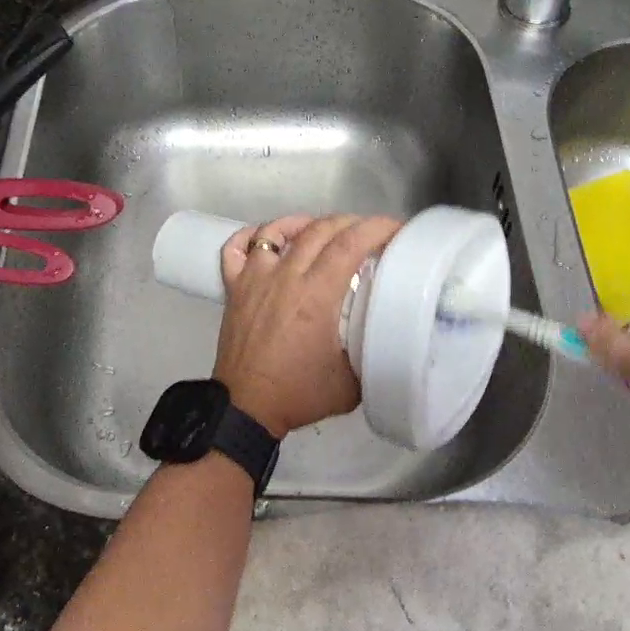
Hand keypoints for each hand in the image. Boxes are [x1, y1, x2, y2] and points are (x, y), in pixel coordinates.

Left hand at [212, 214, 401, 437]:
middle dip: (350, 223)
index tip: (395, 230)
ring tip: (324, 230)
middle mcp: (285, 276)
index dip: (377, 228)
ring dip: (306, 223)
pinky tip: (270, 238)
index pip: (350, 244)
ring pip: (278, 231)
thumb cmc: (299, 394)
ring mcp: (255, 278)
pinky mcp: (233, 287)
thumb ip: (370, 353)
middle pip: (319, 230)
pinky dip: (253, 235)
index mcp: (316, 295)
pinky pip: (236, 247)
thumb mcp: (352, 382)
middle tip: (368, 233)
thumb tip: (386, 336)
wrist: (247, 407)